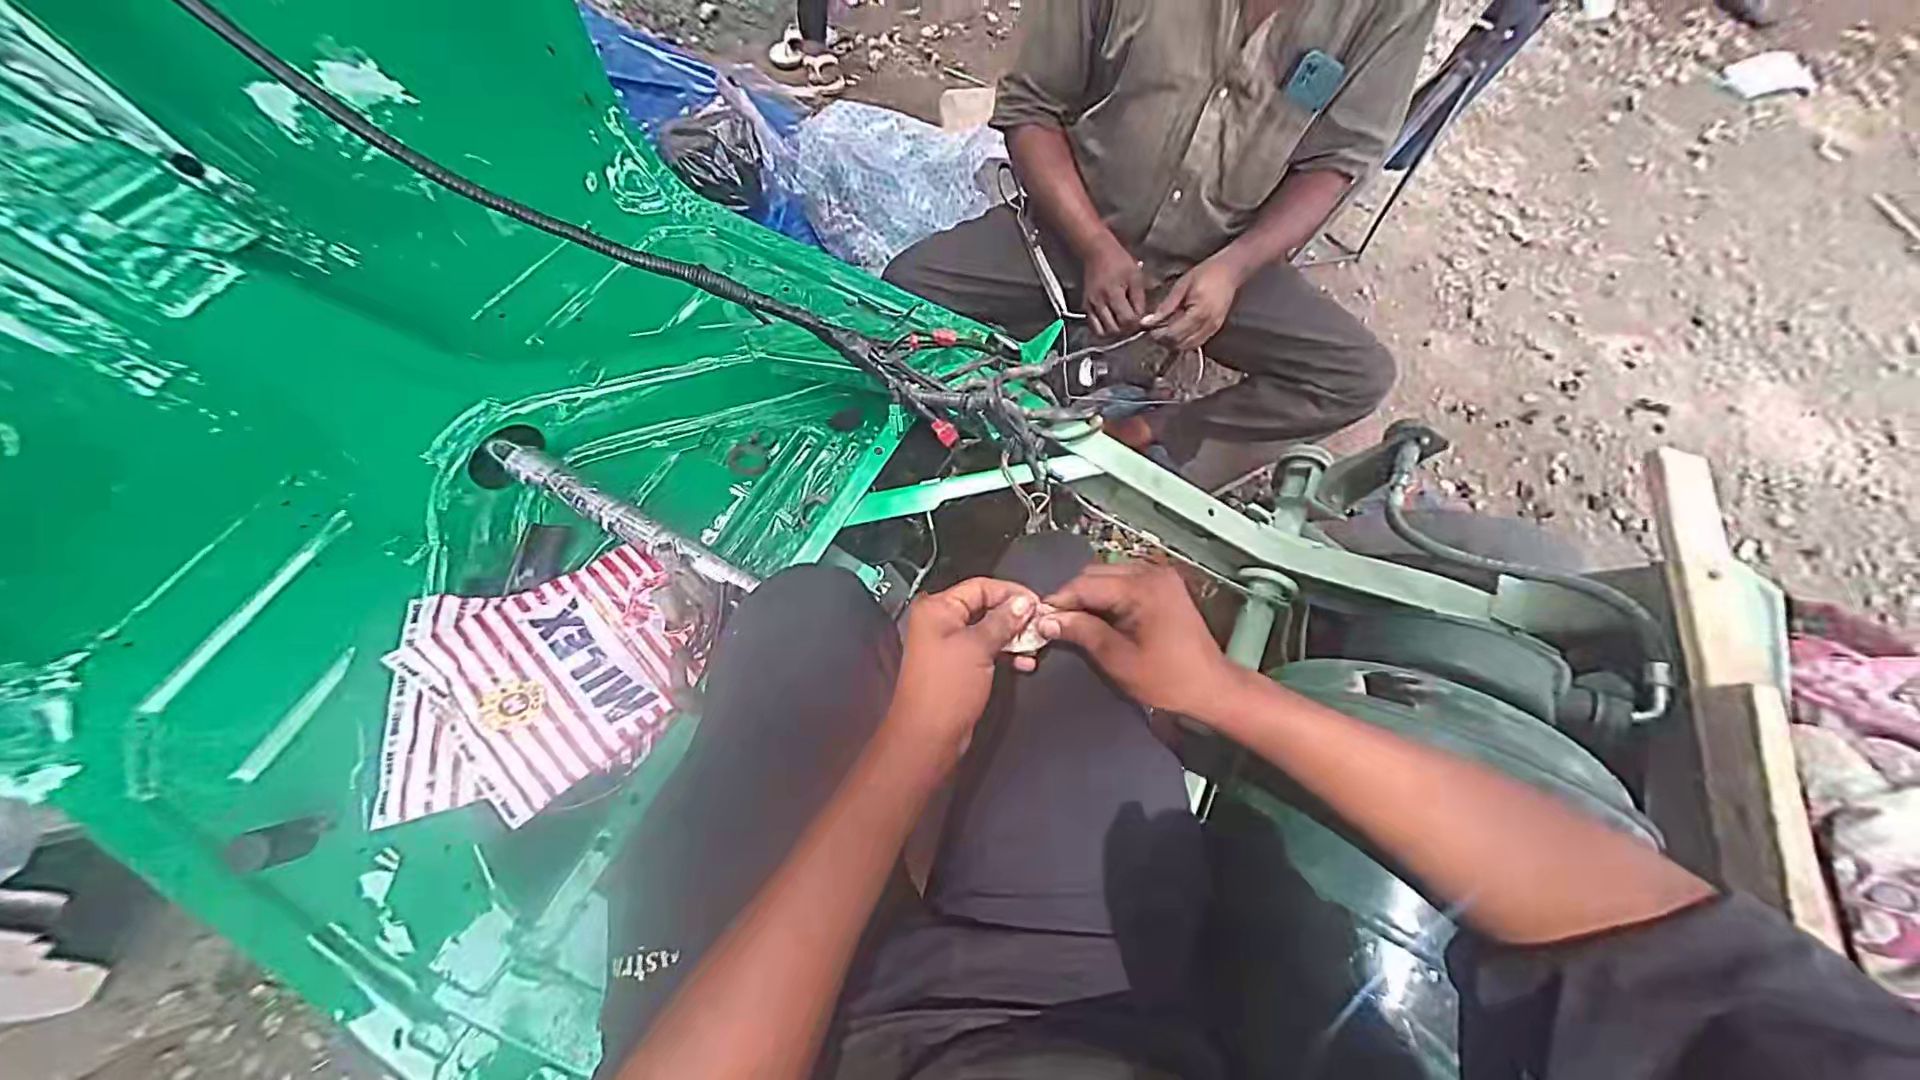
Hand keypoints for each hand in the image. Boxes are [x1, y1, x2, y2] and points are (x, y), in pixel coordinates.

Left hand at [886, 578, 1040, 756]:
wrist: (929, 736)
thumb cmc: (946, 688)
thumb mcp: (978, 647)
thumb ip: (1003, 621)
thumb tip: (1023, 602)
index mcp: (937, 608)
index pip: (980, 586)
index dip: (1011, 592)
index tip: (1037, 602)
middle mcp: (940, 621)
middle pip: (985, 606)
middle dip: (1014, 614)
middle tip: (1040, 622)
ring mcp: (949, 644)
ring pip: (988, 629)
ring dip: (1013, 635)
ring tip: (1036, 643)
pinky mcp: (958, 665)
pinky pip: (986, 649)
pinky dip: (1006, 652)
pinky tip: (1026, 662)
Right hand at [1039, 562, 1249, 720]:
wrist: (1212, 687)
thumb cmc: (1170, 679)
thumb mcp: (1118, 659)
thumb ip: (1081, 632)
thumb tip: (1047, 620)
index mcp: (1143, 589)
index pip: (1085, 584)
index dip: (1058, 602)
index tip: (1039, 619)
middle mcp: (1152, 573)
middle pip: (1094, 574)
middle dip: (1072, 598)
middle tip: (1055, 624)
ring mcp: (1159, 577)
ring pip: (1105, 575)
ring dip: (1088, 596)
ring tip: (1074, 623)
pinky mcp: (1162, 585)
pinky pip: (1122, 581)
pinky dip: (1105, 596)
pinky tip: (1098, 618)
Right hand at [1080, 240, 1148, 338]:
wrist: (1097, 253)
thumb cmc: (1119, 262)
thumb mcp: (1135, 275)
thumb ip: (1139, 299)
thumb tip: (1143, 318)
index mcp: (1113, 293)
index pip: (1127, 319)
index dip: (1136, 324)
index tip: (1142, 320)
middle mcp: (1099, 302)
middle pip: (1114, 329)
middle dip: (1126, 330)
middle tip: (1133, 324)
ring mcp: (1090, 306)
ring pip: (1103, 332)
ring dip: (1115, 333)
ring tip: (1122, 326)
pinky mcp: (1085, 308)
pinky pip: (1093, 328)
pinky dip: (1103, 331)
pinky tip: (1111, 325)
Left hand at [1142, 256, 1244, 352]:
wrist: (1231, 270)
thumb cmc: (1206, 273)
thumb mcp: (1182, 285)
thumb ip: (1166, 306)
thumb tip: (1148, 321)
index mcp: (1199, 312)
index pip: (1174, 333)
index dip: (1159, 334)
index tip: (1149, 329)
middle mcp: (1207, 324)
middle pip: (1180, 343)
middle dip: (1164, 340)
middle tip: (1155, 330)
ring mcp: (1213, 329)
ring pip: (1188, 346)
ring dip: (1174, 343)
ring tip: (1165, 331)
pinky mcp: (1215, 329)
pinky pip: (1196, 343)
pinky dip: (1184, 341)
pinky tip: (1178, 332)